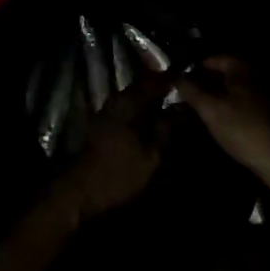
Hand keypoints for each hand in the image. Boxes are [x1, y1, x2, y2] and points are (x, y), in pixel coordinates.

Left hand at [53, 75, 171, 223]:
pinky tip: (151, 118)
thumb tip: (182, 106)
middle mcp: (117, 100)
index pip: (156, 80)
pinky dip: (141, 108)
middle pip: (143, 85)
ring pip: (135, 96)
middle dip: (162, 86)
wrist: (79, 193)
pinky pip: (127, 106)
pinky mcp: (102, 123)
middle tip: (182, 91)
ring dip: (151, 97)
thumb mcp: (151, 154)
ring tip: (170, 105)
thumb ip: (167, 126)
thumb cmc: (119, 173)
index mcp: (129, 102)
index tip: (190, 77)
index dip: (173, 77)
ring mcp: (107, 111)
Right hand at [178, 57, 269, 177]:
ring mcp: (266, 92)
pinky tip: (222, 124)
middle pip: (224, 74)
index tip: (178, 84)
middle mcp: (256, 73)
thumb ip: (190, 89)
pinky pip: (245, 103)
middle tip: (186, 101)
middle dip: (205, 85)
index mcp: (241, 66)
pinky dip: (231, 108)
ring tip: (200, 114)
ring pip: (234, 90)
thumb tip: (175, 75)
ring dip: (218, 98)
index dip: (193, 70)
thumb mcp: (210, 108)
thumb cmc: (242, 128)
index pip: (211, 59)